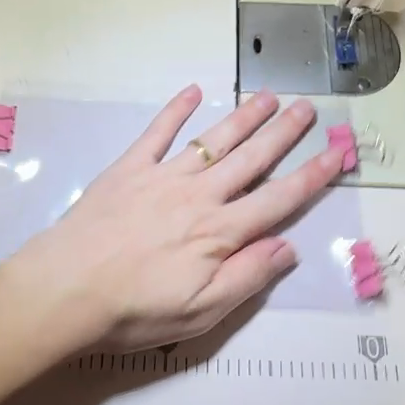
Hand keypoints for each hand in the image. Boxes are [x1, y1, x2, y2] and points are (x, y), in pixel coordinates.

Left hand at [0, 86, 342, 353]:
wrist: (67, 287)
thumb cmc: (135, 309)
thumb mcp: (201, 313)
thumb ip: (246, 277)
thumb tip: (288, 246)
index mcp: (220, 232)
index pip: (277, 200)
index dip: (311, 177)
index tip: (336, 153)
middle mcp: (200, 195)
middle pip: (251, 159)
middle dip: (283, 134)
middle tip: (308, 107)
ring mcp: (164, 176)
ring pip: (214, 140)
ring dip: (243, 117)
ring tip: (268, 96)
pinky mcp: (130, 167)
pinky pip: (158, 133)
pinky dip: (175, 110)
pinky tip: (192, 91)